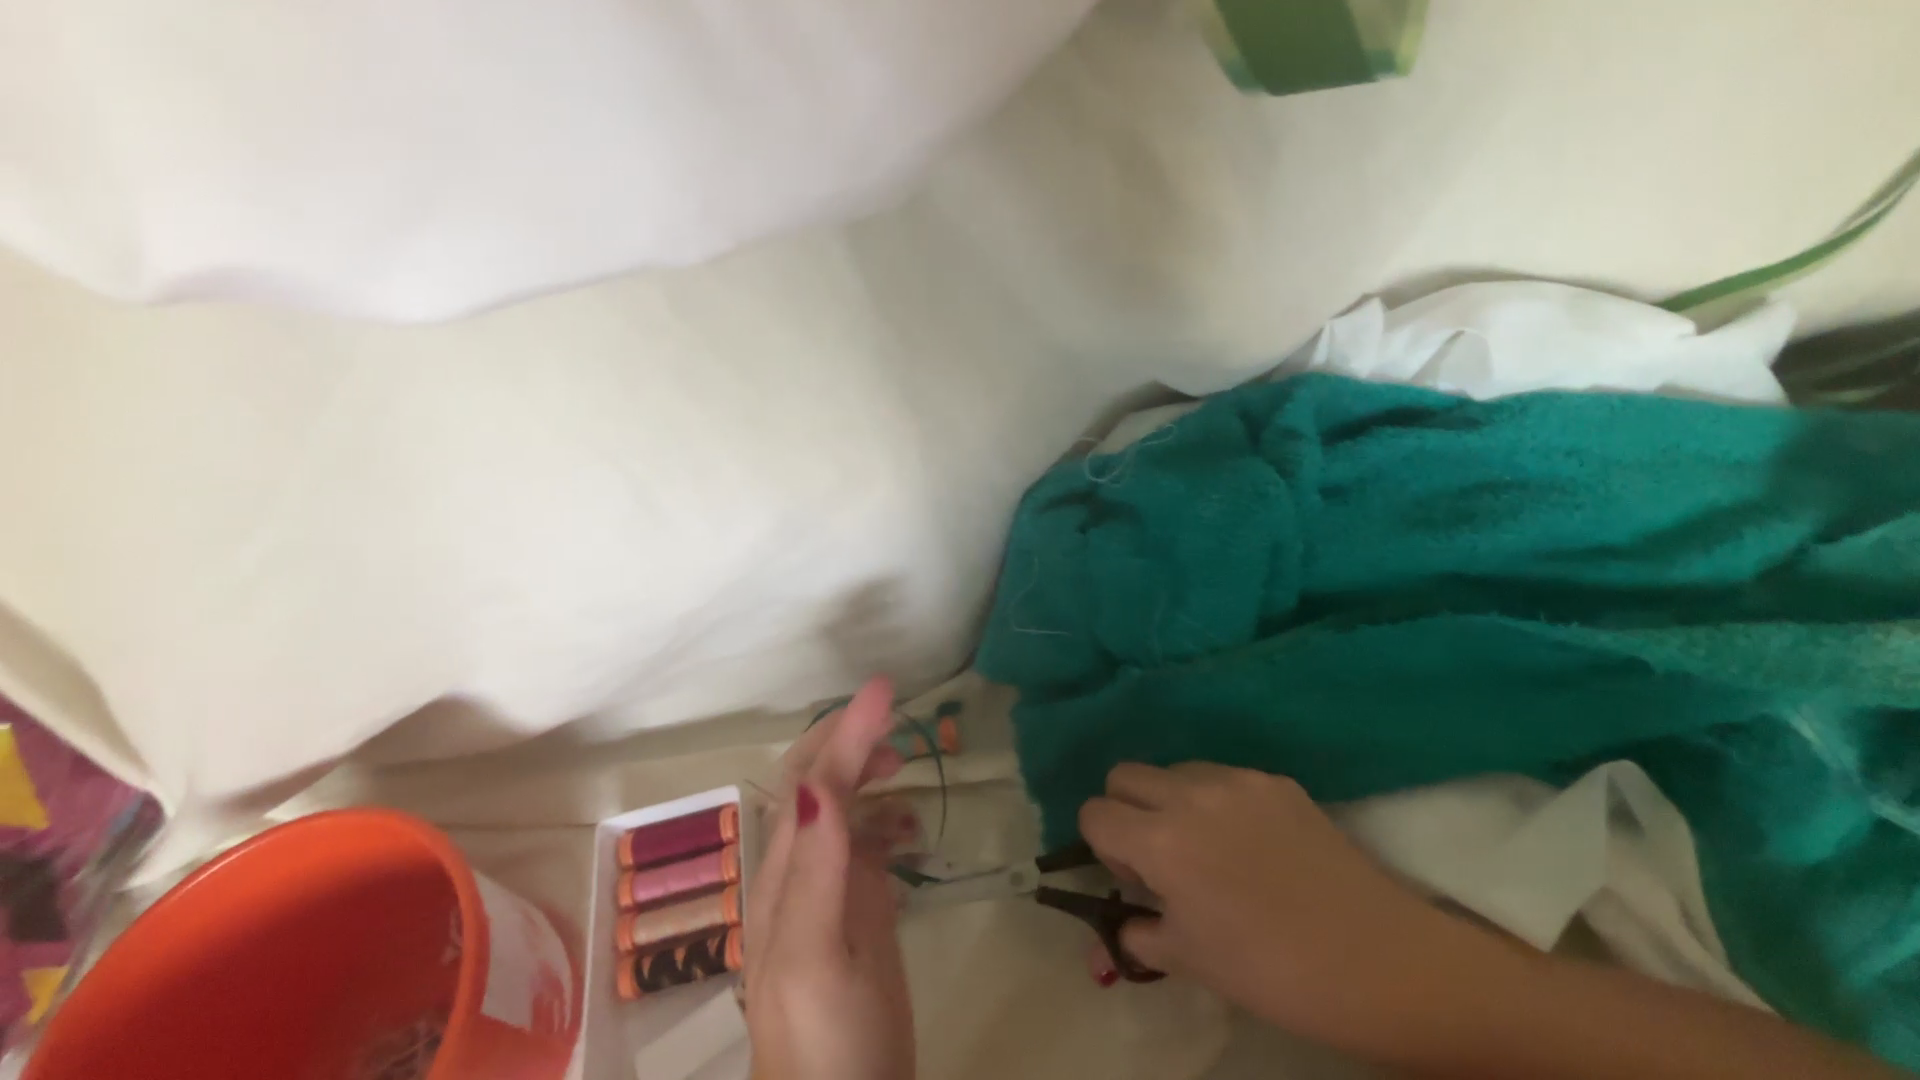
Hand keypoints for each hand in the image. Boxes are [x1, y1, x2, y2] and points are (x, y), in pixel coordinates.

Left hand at [745, 677, 915, 1079]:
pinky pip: (869, 851)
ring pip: (844, 815)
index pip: (811, 784)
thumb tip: (815, 784)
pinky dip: (888, 825)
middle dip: (851, 745)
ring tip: (907, 766)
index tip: (885, 688)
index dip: (845, 732)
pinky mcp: (859, 917)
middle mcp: (801, 874)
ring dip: (869, 780)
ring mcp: (831, 895)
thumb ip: (815, 871)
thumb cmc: (825, 1038)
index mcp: (784, 876)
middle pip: (818, 788)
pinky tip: (912, 827)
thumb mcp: (814, 954)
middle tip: (899, 724)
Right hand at [1079, 762, 1493, 1060]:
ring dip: (1173, 800)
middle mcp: (1191, 794)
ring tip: (1211, 848)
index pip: (1094, 812)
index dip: (1104, 847)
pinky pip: (1226, 777)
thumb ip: (1136, 936)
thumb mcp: (1189, 961)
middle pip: (1125, 774)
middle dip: (1127, 810)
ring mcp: (1239, 781)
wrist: (1375, 959)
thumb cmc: (1269, 970)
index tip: (1137, 880)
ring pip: (1176, 769)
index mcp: (1160, 840)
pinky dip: (1220, 801)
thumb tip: (1108, 938)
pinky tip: (1255, 845)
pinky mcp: (1278, 781)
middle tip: (1161, 857)